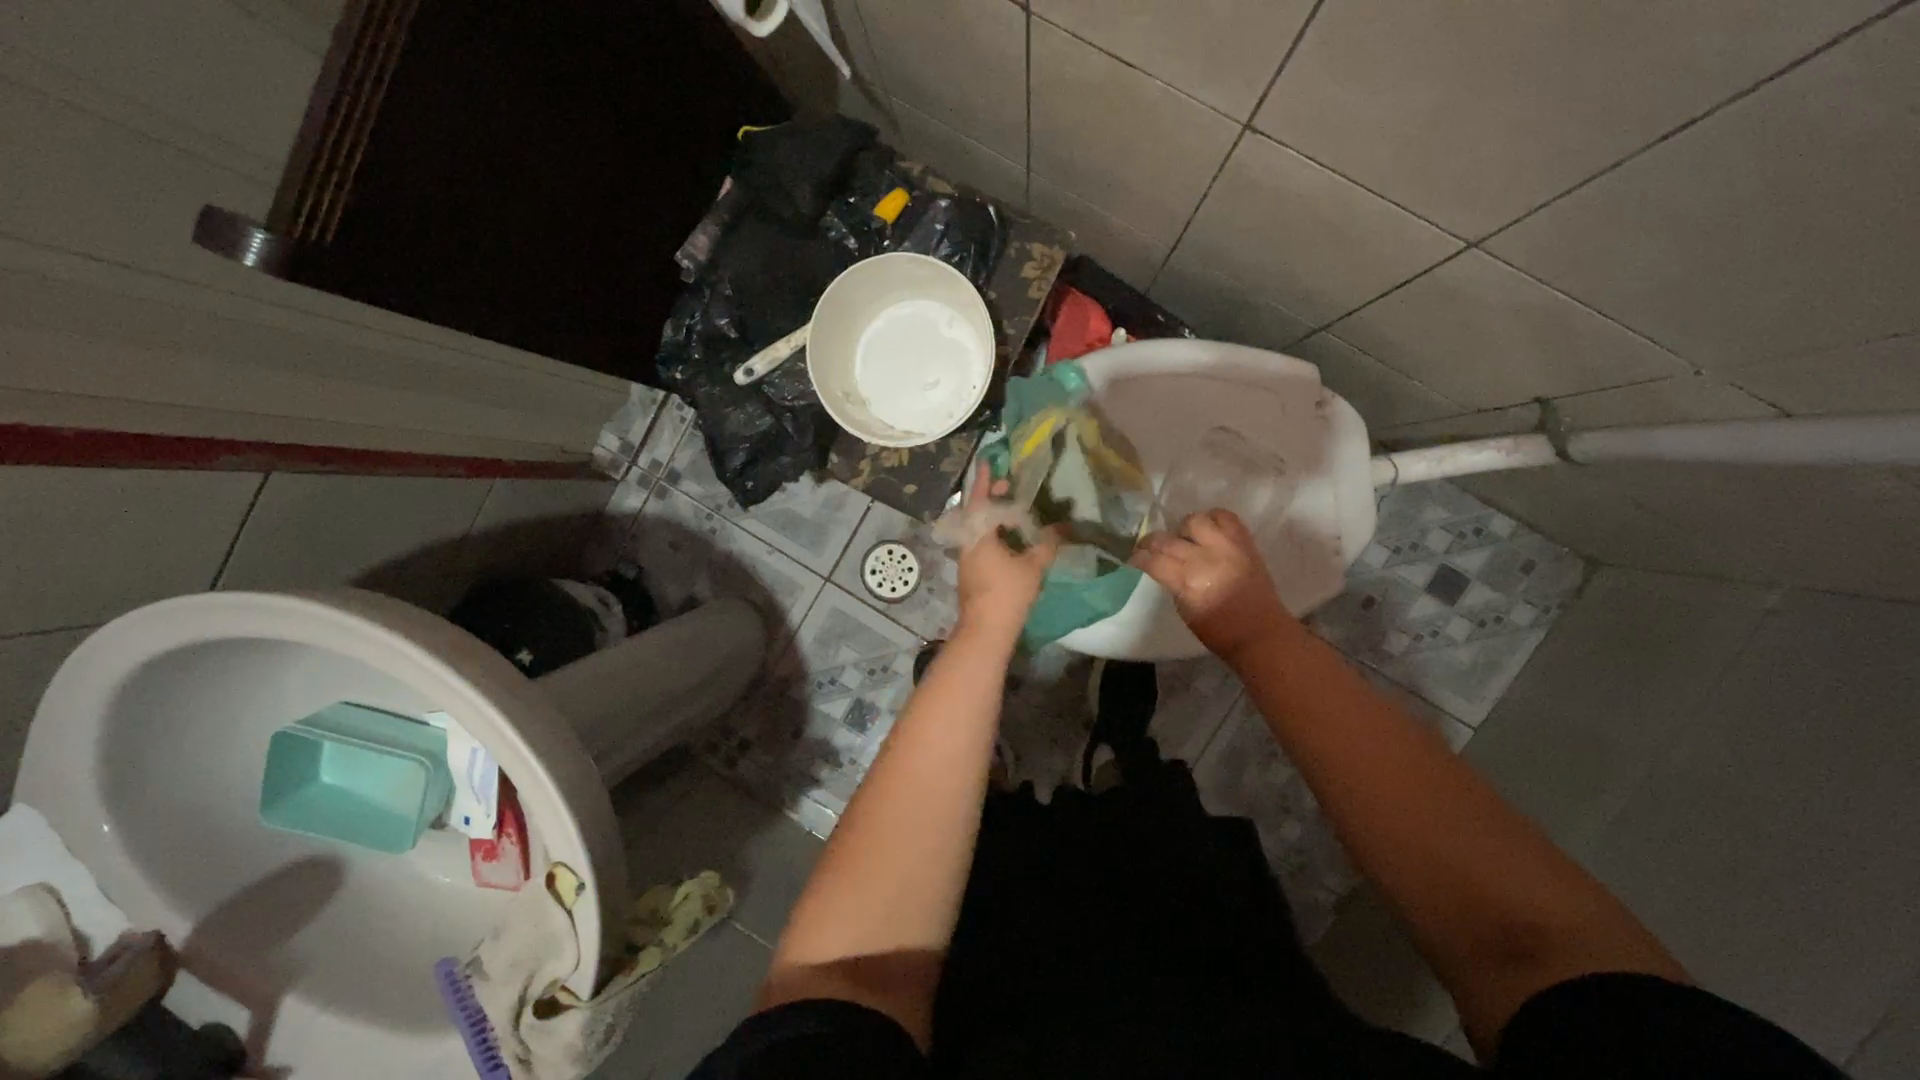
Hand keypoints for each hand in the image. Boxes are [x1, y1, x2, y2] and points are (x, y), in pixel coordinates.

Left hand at [955, 463, 1058, 636]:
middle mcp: (967, 543)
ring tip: (1011, 509)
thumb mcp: (1033, 567)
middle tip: (1007, 485)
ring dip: (991, 517)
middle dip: (990, 497)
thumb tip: (1062, 527)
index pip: (979, 499)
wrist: (985, 630)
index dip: (984, 480)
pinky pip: (980, 542)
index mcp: (978, 535)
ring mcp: (966, 558)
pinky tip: (1009, 537)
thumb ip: (1047, 544)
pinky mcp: (971, 572)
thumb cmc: (1007, 594)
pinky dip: (992, 533)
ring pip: (977, 529)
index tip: (987, 461)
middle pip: (976, 513)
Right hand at [1132, 509, 1297, 660]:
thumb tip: (1162, 566)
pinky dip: (1212, 519)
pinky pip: (1225, 516)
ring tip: (1185, 539)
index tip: (1134, 560)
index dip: (1138, 559)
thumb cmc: (1218, 631)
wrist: (1260, 632)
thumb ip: (1172, 583)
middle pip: (1167, 539)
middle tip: (1149, 549)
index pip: (1152, 560)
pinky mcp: (1244, 541)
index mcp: (1187, 581)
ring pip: (1194, 520)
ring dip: (1183, 529)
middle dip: (1151, 543)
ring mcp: (1227, 546)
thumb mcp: (1184, 610)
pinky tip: (1208, 531)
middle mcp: (1205, 557)